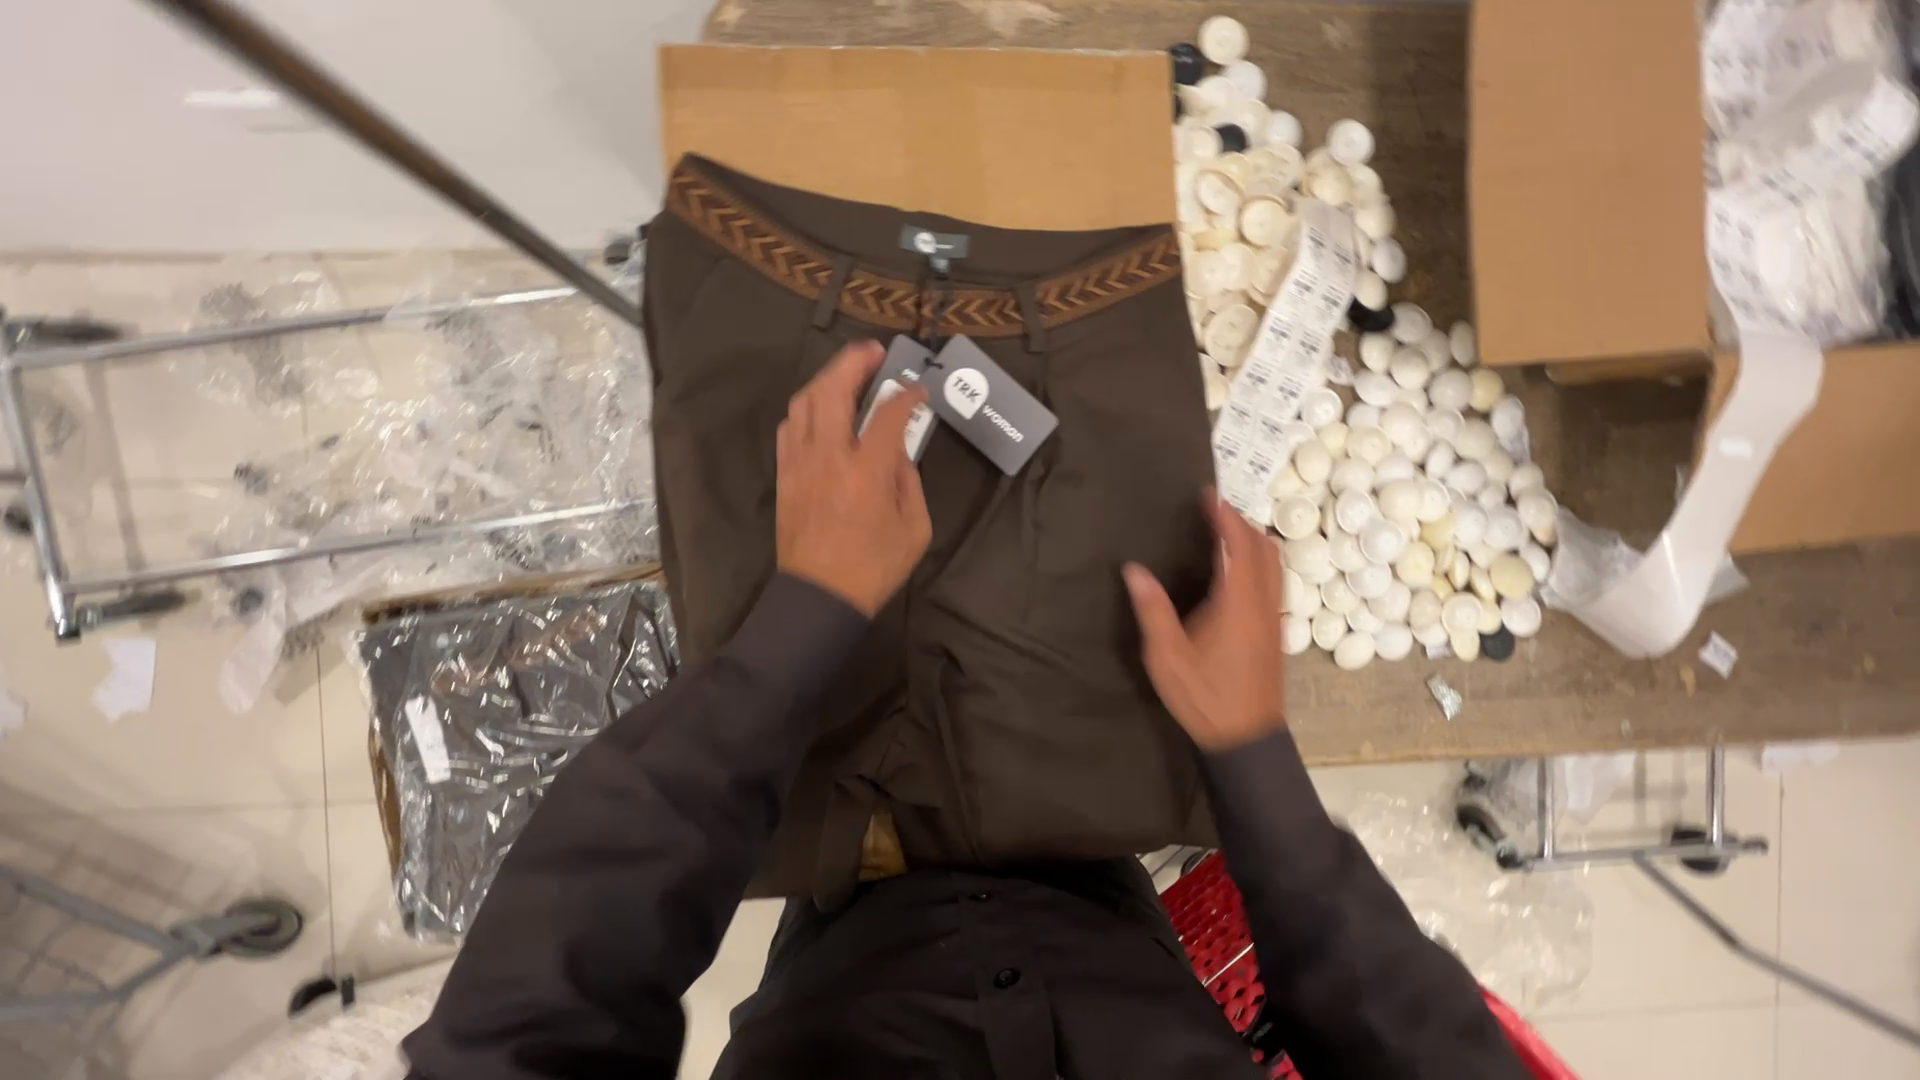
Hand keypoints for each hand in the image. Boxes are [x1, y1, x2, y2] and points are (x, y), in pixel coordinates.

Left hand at [776, 340, 932, 616]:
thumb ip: (909, 482)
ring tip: (846, 376)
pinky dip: (807, 409)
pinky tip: (821, 412)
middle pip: (833, 389)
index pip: (889, 414)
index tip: (918, 391)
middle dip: (855, 362)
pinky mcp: (785, 475)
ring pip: (804, 402)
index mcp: (868, 472)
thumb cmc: (874, 568)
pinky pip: (790, 428)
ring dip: (826, 380)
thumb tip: (900, 453)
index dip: (907, 396)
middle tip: (874, 352)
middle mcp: (830, 457)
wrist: (820, 597)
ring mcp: (800, 463)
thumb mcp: (915, 529)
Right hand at [1123, 494, 1285, 750]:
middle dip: (1242, 523)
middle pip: (1264, 549)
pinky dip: (1260, 562)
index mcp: (1238, 603)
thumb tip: (1134, 570)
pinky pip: (1274, 581)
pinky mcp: (1276, 632)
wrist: (1246, 738)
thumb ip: (1152, 610)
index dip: (1225, 516)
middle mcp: (1263, 603)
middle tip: (1215, 511)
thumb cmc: (1204, 695)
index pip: (1238, 545)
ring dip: (1254, 542)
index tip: (1209, 495)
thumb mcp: (1167, 656)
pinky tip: (1239, 573)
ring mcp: (1275, 618)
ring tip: (1227, 533)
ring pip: (1275, 565)